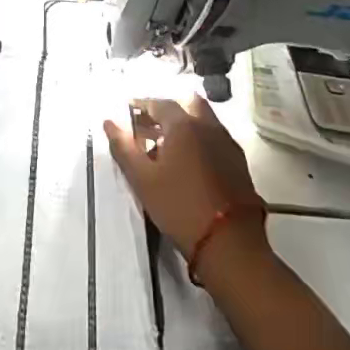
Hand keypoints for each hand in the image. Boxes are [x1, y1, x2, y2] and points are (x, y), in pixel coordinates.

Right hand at [102, 95, 263, 249]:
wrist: (231, 246)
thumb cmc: (180, 208)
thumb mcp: (143, 180)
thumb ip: (124, 148)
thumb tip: (109, 122)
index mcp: (183, 125)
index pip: (159, 103)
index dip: (140, 105)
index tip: (128, 112)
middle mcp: (208, 126)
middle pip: (187, 104)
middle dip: (167, 110)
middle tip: (149, 125)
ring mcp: (227, 144)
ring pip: (204, 120)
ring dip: (185, 124)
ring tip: (167, 147)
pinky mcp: (240, 164)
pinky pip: (215, 139)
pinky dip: (200, 139)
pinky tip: (189, 163)